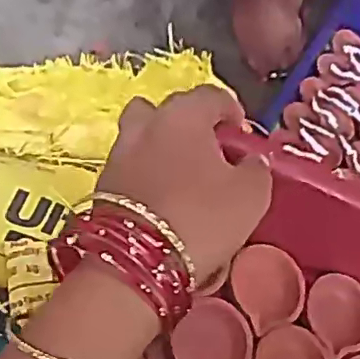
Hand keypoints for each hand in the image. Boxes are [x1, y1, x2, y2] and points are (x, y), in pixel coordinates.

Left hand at [93, 86, 271, 277]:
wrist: (137, 262)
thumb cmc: (202, 220)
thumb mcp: (251, 196)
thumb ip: (257, 169)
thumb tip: (251, 161)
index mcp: (184, 114)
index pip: (213, 96)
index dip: (233, 114)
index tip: (241, 138)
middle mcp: (145, 123)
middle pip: (171, 112)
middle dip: (192, 128)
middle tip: (209, 158)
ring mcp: (118, 153)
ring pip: (144, 138)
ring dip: (162, 150)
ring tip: (181, 181)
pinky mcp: (102, 186)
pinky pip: (131, 170)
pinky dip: (145, 178)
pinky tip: (160, 204)